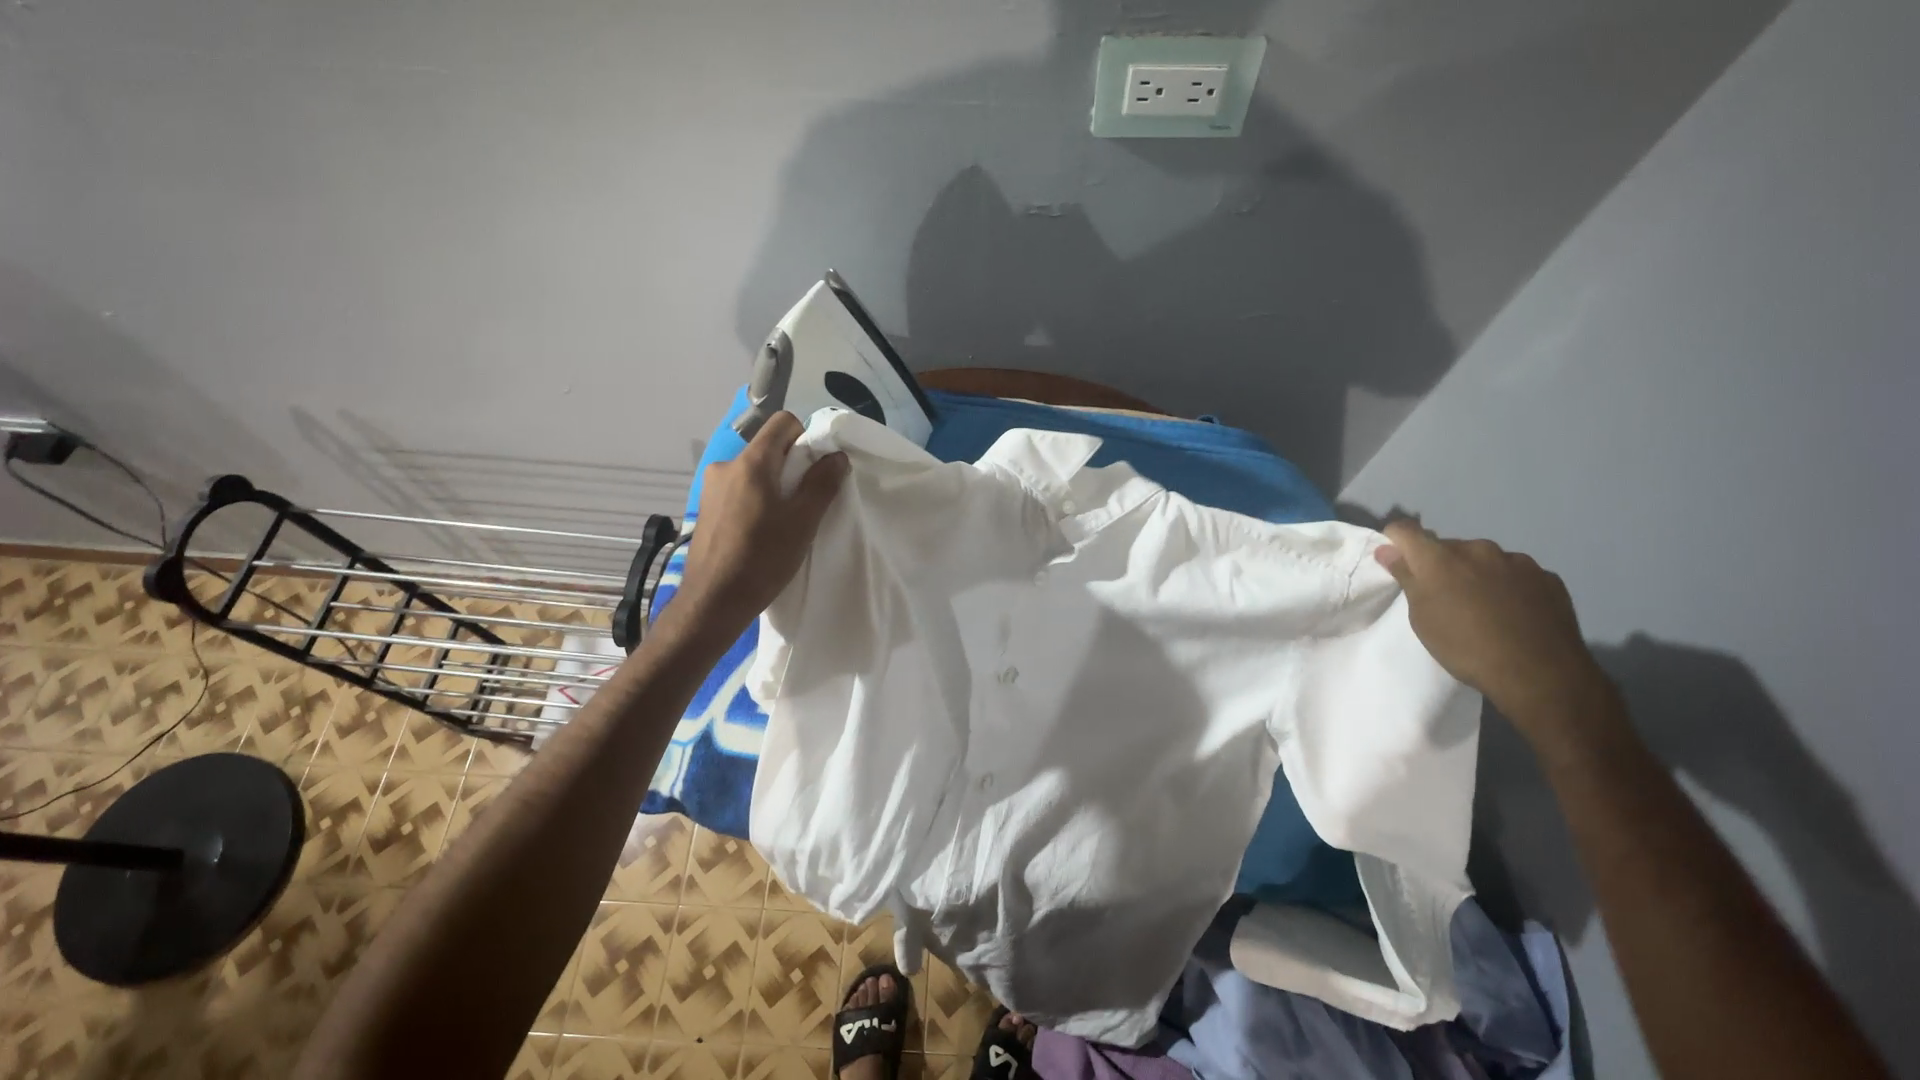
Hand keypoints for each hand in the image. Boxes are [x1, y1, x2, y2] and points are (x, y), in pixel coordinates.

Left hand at [670, 412, 847, 635]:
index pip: (782, 422)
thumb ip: (822, 484)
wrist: (712, 601)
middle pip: (768, 449)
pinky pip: (738, 491)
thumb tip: (836, 457)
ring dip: (771, 487)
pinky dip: (753, 502)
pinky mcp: (706, 509)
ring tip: (781, 523)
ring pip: (753, 472)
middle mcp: (726, 466)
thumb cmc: (762, 559)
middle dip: (790, 467)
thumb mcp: (802, 522)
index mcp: (751, 462)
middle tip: (804, 502)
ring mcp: (711, 488)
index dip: (805, 438)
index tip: (816, 470)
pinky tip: (758, 534)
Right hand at [1375, 521, 1613, 737]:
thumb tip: (1388, 550)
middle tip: (1444, 599)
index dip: (1396, 542)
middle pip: (1448, 547)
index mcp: (1440, 558)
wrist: (1539, 673)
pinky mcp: (1547, 577)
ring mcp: (1517, 561)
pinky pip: (1517, 574)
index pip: (1405, 531)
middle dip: (1441, 565)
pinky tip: (1514, 614)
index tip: (1397, 563)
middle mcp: (1478, 549)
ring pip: (1485, 560)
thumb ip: (1407, 578)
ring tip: (1484, 609)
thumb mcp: (1423, 618)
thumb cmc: (1466, 647)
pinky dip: (1508, 586)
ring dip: (1476, 574)